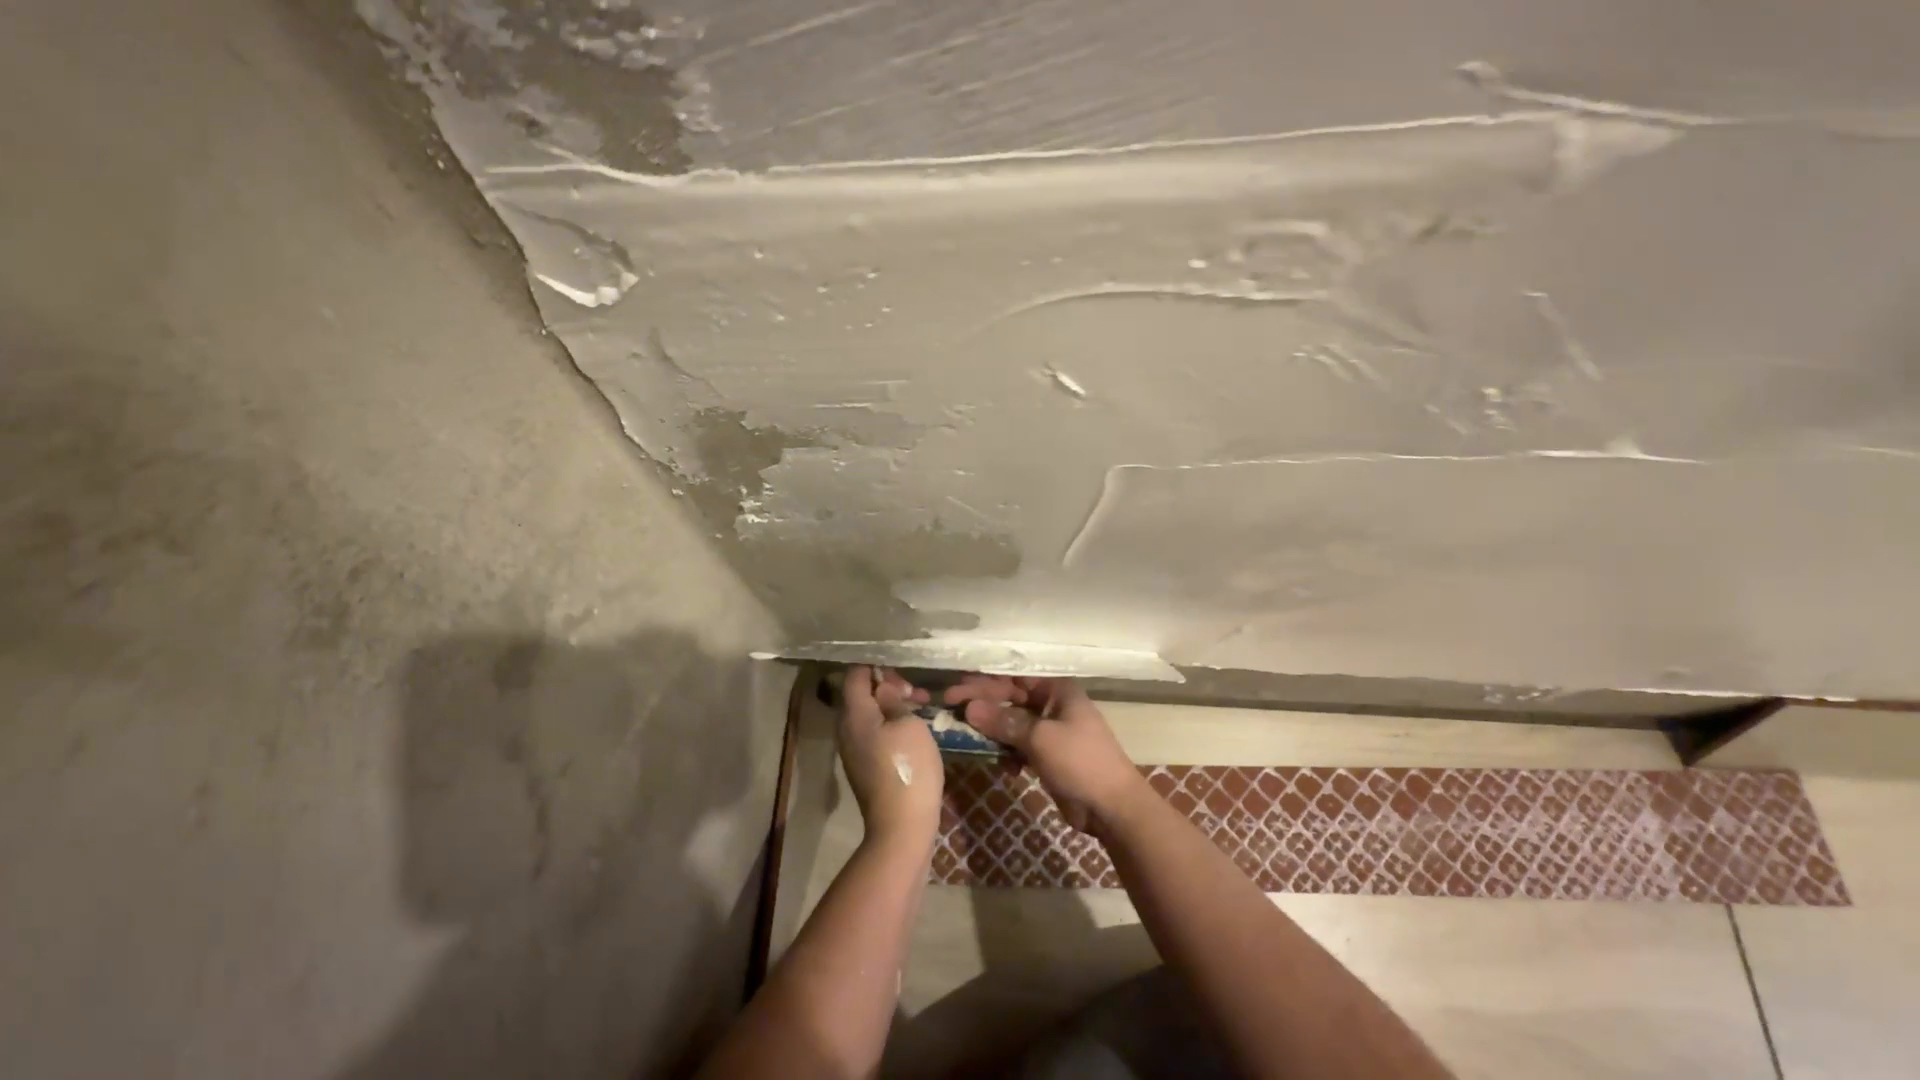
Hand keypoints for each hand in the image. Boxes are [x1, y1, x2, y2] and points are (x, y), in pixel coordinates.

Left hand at [838, 666, 942, 846]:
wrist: (901, 825)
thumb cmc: (908, 768)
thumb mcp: (908, 725)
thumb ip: (893, 699)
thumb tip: (882, 687)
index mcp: (854, 714)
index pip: (855, 675)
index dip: (876, 665)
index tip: (903, 667)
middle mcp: (846, 729)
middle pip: (860, 695)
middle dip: (888, 687)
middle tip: (917, 693)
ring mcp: (853, 750)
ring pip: (869, 715)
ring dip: (892, 707)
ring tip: (921, 708)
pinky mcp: (864, 766)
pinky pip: (873, 733)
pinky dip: (890, 725)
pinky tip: (913, 732)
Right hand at [944, 675, 1147, 834]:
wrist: (1112, 807)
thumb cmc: (1080, 762)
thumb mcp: (1040, 738)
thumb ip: (1004, 721)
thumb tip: (969, 707)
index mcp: (1057, 691)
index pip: (1013, 678)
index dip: (982, 683)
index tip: (953, 692)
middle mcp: (1053, 706)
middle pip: (1010, 699)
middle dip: (982, 705)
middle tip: (950, 711)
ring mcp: (1050, 732)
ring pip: (1011, 724)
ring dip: (991, 731)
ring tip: (966, 738)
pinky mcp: (1047, 756)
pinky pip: (1018, 747)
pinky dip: (1006, 753)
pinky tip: (1000, 765)